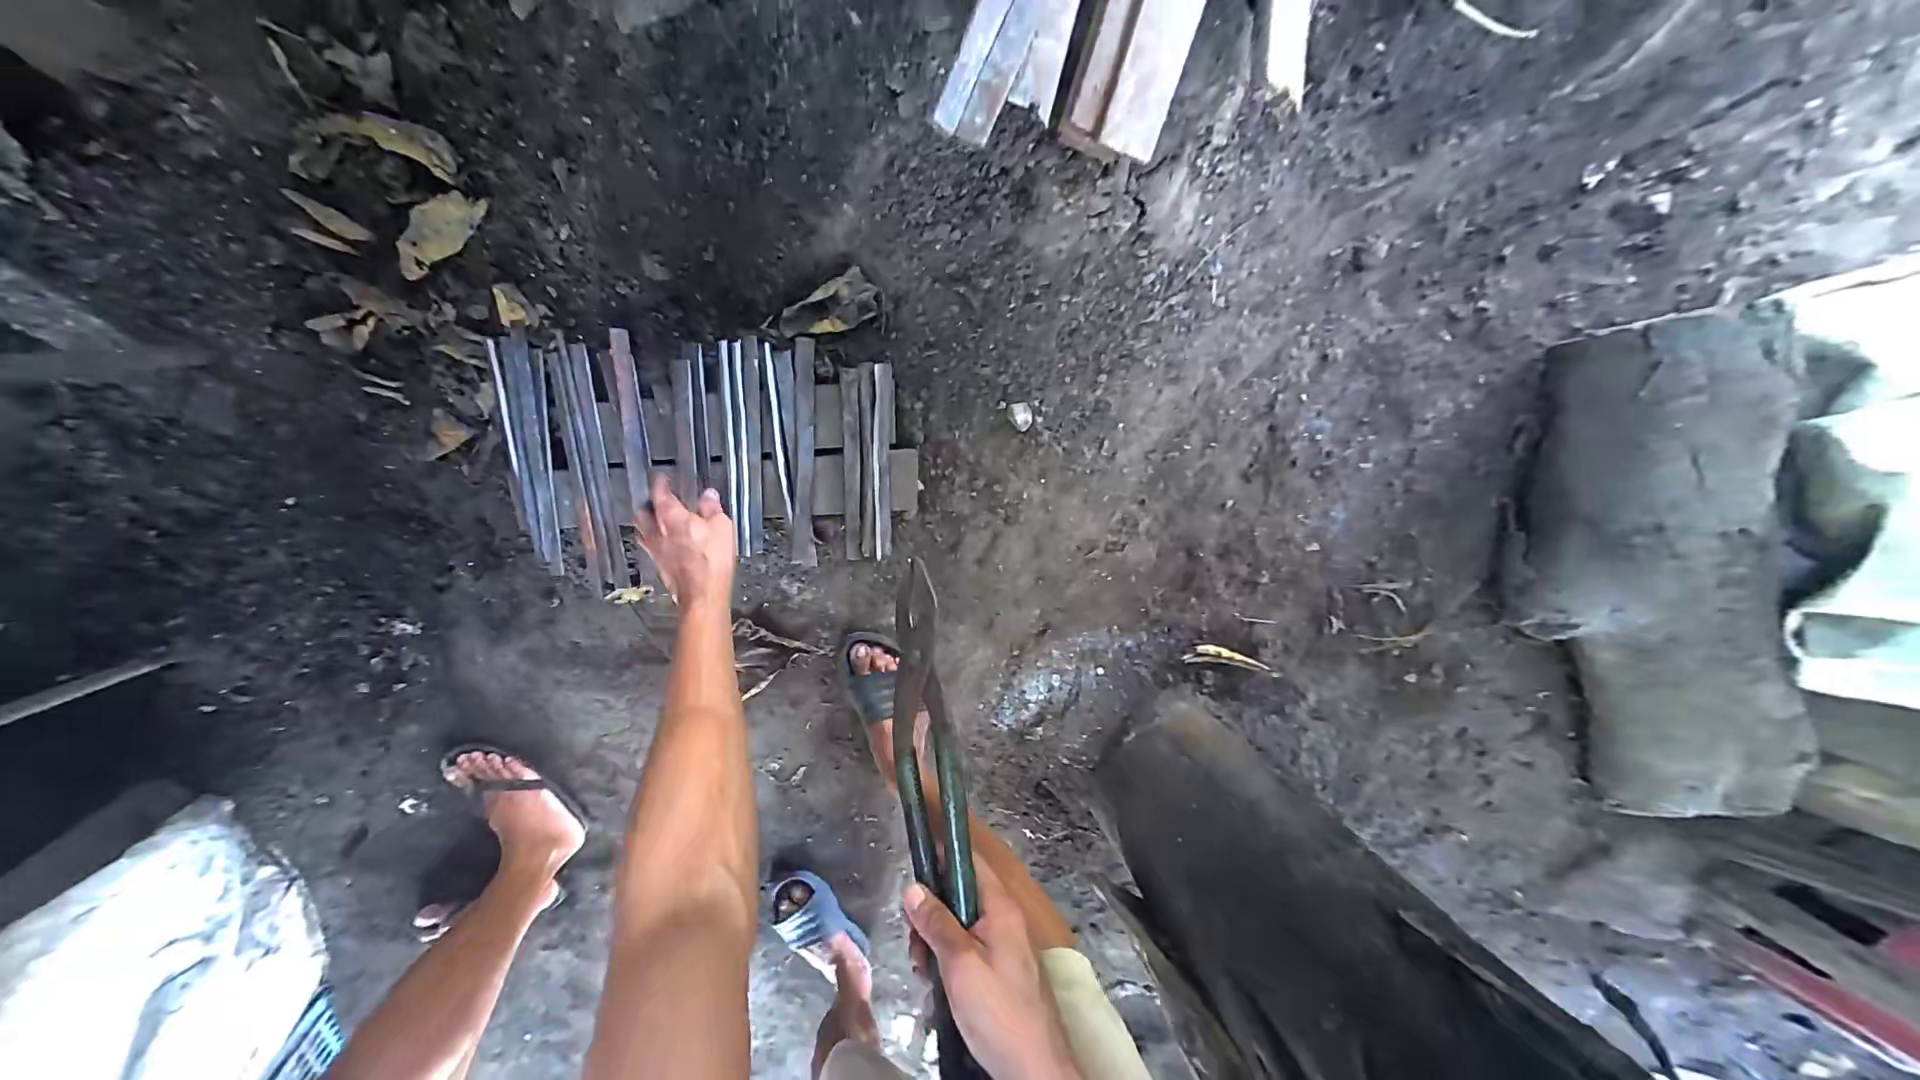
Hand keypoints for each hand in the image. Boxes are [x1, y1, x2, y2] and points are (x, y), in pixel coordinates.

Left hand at [635, 472, 734, 608]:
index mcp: (670, 515)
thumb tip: (708, 495)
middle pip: (642, 512)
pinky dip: (655, 540)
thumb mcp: (722, 527)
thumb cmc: (712, 559)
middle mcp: (656, 530)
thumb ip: (712, 508)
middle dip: (648, 504)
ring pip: (642, 530)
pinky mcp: (658, 565)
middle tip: (658, 500)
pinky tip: (666, 542)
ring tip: (659, 520)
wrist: (702, 594)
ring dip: (648, 523)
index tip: (664, 478)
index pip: (659, 491)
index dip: (661, 482)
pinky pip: (650, 546)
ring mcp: (654, 549)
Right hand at [904, 858, 1082, 1079]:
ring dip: (935, 941)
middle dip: (931, 913)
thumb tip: (913, 887)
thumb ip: (936, 923)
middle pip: (960, 895)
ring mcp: (1003, 946)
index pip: (971, 861)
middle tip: (915, 942)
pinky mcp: (999, 970)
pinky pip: (967, 949)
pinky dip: (947, 960)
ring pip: (959, 924)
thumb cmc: (998, 1011)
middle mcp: (1004, 919)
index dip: (942, 856)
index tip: (914, 865)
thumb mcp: (959, 964)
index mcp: (1001, 907)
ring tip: (922, 969)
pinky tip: (935, 983)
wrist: (1035, 1071)